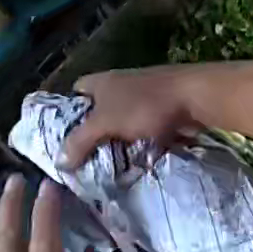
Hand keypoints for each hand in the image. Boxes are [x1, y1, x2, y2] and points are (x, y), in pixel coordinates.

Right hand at [62, 66, 201, 167]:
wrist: (193, 98)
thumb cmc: (144, 105)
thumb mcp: (105, 123)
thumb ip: (81, 141)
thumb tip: (59, 162)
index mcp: (101, 82)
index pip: (75, 92)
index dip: (67, 113)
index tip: (65, 139)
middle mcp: (119, 86)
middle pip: (98, 112)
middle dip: (93, 135)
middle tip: (84, 162)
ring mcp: (141, 99)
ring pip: (121, 124)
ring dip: (117, 143)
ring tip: (107, 169)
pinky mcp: (160, 112)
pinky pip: (142, 132)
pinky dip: (138, 145)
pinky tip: (134, 164)